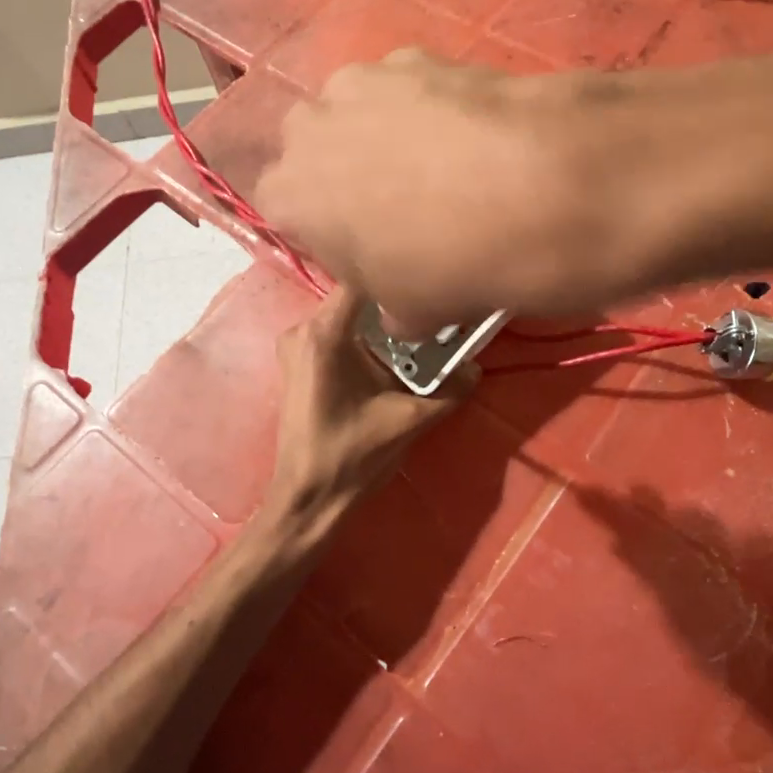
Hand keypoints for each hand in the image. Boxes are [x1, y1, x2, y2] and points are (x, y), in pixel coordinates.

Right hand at [259, 49, 646, 336]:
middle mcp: (307, 129)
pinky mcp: (417, 54)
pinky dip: (428, 107)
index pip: (287, 214)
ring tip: (444, 166)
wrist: (537, 189)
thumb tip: (402, 305)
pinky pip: (407, 87)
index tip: (367, 251)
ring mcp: (362, 81)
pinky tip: (472, 134)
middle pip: (315, 152)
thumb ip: (388, 304)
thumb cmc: (452, 264)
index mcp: (289, 197)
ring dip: (383, 134)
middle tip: (401, 206)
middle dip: (345, 174)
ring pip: (357, 111)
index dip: (327, 233)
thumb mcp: (412, 314)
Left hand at [266, 286, 472, 534]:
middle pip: (355, 295)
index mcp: (324, 334)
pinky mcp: (297, 363)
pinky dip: (361, 337)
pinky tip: (387, 353)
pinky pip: (335, 333)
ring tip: (415, 329)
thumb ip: (447, 390)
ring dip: (378, 321)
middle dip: (392, 301)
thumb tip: (476, 368)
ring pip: (346, 315)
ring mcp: (295, 345)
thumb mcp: (408, 420)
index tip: (427, 281)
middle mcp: (303, 329)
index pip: (362, 278)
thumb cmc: (351, 457)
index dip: (395, 274)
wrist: (307, 498)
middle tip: (429, 308)